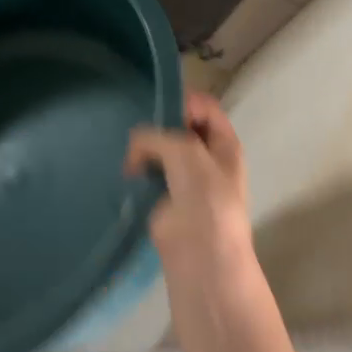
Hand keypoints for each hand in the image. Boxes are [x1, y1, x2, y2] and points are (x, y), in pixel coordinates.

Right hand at [126, 92, 252, 279]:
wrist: (199, 250)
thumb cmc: (203, 196)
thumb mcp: (184, 150)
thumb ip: (156, 136)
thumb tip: (136, 149)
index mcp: (224, 143)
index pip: (204, 107)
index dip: (183, 102)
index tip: (159, 110)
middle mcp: (205, 158)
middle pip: (178, 128)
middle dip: (158, 127)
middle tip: (140, 134)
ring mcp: (183, 178)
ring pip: (159, 150)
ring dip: (144, 150)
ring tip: (131, 156)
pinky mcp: (162, 197)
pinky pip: (146, 173)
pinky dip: (135, 171)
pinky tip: (127, 173)